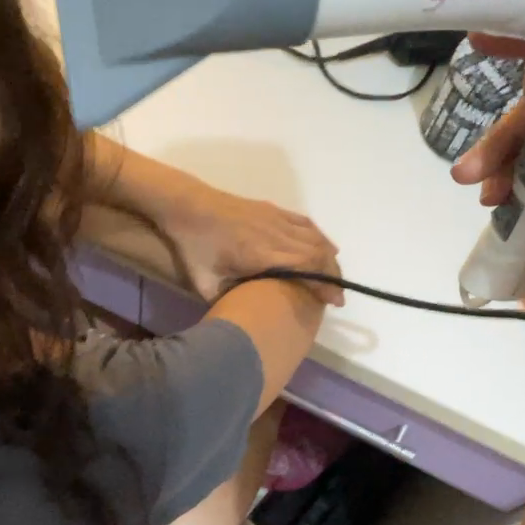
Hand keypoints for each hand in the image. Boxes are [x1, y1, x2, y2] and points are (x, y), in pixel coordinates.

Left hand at [159, 184, 345, 305]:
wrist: (187, 205)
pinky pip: (304, 224)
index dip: (324, 284)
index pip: (306, 266)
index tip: (334, 301)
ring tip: (333, 278)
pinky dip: (319, 238)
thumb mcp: (204, 284)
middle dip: (333, 275)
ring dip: (328, 257)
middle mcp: (275, 234)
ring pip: (314, 236)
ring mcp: (275, 219)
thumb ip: (225, 303)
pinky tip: (324, 249)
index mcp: (261, 253)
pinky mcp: (271, 210)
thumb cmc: (193, 247)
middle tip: (337, 296)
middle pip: (318, 251)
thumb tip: (240, 319)